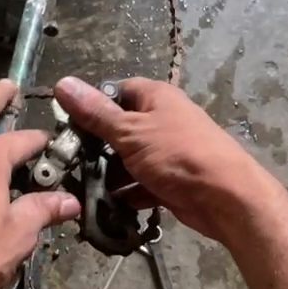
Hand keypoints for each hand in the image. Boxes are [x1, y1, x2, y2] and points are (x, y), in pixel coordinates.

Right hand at [54, 76, 281, 241]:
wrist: (225, 198)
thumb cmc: (177, 155)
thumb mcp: (130, 131)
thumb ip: (95, 112)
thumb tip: (62, 83)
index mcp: (155, 97)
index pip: (115, 92)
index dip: (91, 106)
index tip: (68, 126)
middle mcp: (162, 120)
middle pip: (118, 129)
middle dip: (96, 148)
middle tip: (70, 163)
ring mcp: (166, 152)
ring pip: (126, 160)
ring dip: (108, 175)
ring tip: (83, 189)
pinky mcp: (169, 180)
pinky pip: (139, 184)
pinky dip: (126, 194)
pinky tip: (106, 206)